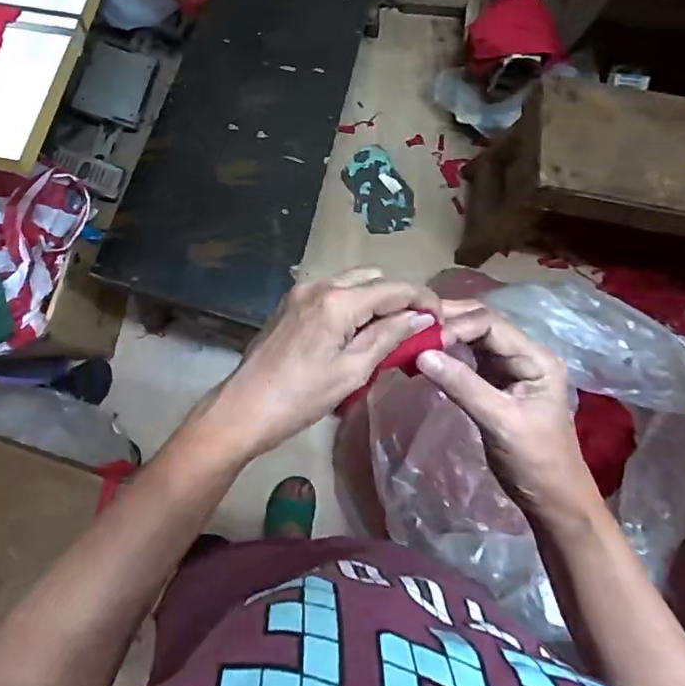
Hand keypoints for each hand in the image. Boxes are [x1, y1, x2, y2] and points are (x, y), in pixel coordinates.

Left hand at [195, 268, 438, 463]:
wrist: (243, 408)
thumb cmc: (301, 397)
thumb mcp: (353, 371)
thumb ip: (388, 337)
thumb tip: (421, 317)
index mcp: (337, 301)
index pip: (394, 288)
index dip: (423, 300)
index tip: (440, 319)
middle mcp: (319, 284)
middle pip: (373, 277)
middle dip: (398, 297)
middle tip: (414, 327)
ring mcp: (301, 291)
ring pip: (352, 281)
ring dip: (374, 298)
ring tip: (387, 331)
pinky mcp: (290, 302)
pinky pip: (332, 291)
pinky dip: (351, 302)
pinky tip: (355, 331)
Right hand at [413, 301, 605, 522]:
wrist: (553, 500)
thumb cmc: (535, 461)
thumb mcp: (500, 422)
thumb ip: (462, 385)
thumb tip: (421, 355)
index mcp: (535, 357)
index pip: (491, 324)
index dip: (457, 325)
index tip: (425, 340)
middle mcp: (523, 354)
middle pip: (481, 323)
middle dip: (448, 321)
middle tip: (411, 326)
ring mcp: (508, 367)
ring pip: (472, 338)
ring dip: (445, 335)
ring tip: (413, 336)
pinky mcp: (493, 382)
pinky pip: (467, 358)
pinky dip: (446, 354)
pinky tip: (425, 354)